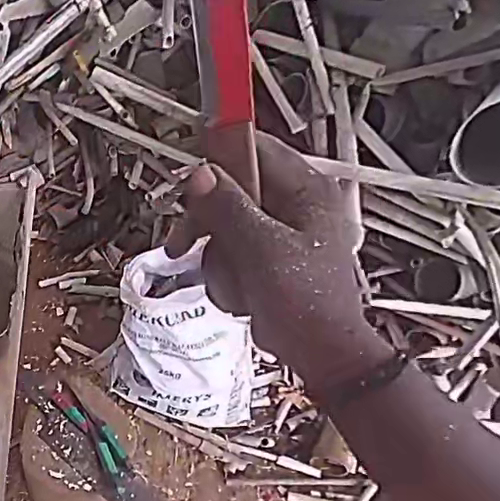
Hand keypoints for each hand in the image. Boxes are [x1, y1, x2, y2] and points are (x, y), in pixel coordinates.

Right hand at [166, 134, 393, 391]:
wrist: (318, 351)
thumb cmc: (304, 300)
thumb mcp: (260, 249)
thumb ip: (228, 208)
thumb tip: (200, 174)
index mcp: (306, 191)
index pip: (257, 150)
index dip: (220, 159)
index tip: (188, 181)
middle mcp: (293, 207)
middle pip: (231, 193)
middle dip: (206, 224)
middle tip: (181, 244)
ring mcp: (278, 236)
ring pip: (224, 230)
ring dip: (217, 259)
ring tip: (232, 283)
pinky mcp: (266, 262)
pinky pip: (229, 257)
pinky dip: (225, 276)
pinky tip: (239, 294)